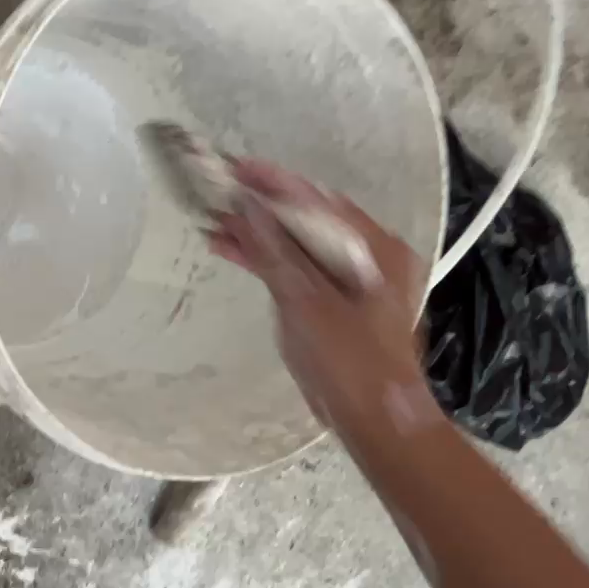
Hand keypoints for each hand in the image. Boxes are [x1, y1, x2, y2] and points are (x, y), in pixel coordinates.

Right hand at [208, 160, 432, 432]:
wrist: (373, 419)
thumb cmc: (349, 362)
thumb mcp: (306, 303)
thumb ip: (275, 251)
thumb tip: (248, 206)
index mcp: (376, 250)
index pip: (318, 202)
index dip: (274, 183)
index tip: (235, 167)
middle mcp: (367, 257)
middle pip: (306, 218)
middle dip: (260, 206)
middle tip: (217, 191)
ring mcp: (348, 279)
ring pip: (296, 242)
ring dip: (256, 231)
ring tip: (212, 220)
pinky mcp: (331, 300)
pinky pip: (294, 266)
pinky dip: (263, 257)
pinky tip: (229, 248)